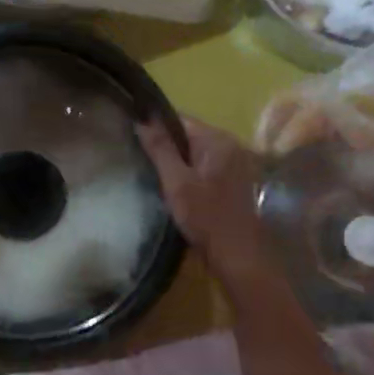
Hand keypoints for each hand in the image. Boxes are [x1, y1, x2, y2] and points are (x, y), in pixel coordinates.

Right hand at [136, 117, 274, 283]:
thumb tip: (142, 118)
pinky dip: (192, 172)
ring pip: (198, 151)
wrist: (238, 256)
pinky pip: (207, 165)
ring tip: (157, 175)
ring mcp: (237, 162)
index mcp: (218, 139)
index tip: (135, 139)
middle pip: (190, 134)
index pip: (180, 119)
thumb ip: (160, 148)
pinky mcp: (236, 180)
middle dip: (167, 145)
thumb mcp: (176, 182)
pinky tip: (179, 188)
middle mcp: (231, 144)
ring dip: (179, 160)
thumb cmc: (205, 217)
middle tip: (143, 161)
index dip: (155, 126)